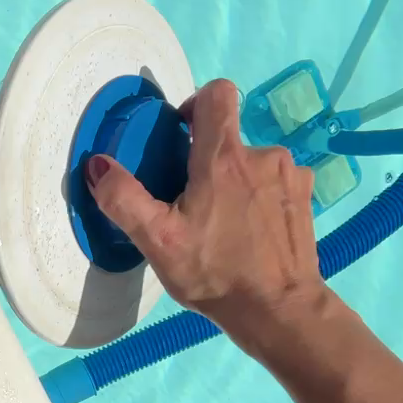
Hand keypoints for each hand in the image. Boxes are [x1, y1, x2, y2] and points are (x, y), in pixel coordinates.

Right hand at [85, 79, 323, 327]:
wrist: (276, 307)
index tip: (180, 135)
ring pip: (251, 164)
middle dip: (206, 163)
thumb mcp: (156, 241)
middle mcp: (262, 154)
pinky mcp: (306, 196)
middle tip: (190, 205)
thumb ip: (123, 199)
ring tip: (220, 226)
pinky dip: (258, 200)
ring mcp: (290, 174)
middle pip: (229, 140)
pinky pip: (274, 184)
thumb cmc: (212, 273)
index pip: (217, 95)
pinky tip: (248, 234)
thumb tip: (96, 165)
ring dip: (233, 184)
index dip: (195, 104)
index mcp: (223, 158)